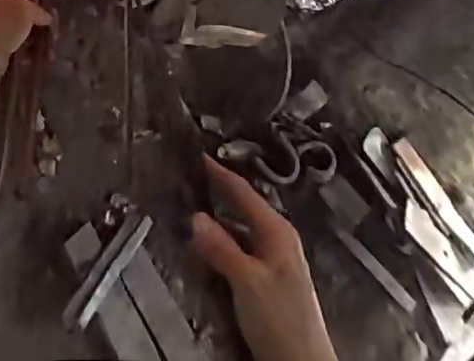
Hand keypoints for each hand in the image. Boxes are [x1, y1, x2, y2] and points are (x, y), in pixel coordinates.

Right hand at [191, 157, 338, 360]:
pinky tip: (209, 250)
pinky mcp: (269, 280)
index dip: (221, 173)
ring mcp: (275, 260)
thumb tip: (195, 216)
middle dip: (220, 192)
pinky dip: (225, 243)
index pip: (244, 192)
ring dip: (220, 220)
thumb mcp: (247, 283)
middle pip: (244, 208)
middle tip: (193, 177)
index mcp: (276, 230)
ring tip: (194, 210)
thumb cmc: (280, 320)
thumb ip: (222, 249)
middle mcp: (278, 238)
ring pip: (242, 230)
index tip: (199, 155)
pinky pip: (242, 250)